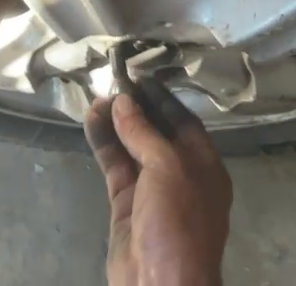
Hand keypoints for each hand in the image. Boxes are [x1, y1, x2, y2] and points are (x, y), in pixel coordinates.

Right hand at [86, 83, 233, 285]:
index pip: (184, 120)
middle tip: (112, 83)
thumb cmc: (178, 220)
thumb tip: (123, 101)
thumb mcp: (167, 167)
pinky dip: (104, 144)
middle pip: (156, 132)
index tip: (138, 75)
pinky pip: (115, 167)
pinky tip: (90, 122)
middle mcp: (180, 175)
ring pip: (132, 148)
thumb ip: (144, 132)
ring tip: (96, 99)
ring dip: (115, 123)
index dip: (162, 97)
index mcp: (204, 166)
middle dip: (135, 108)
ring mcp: (152, 191)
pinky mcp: (126, 205)